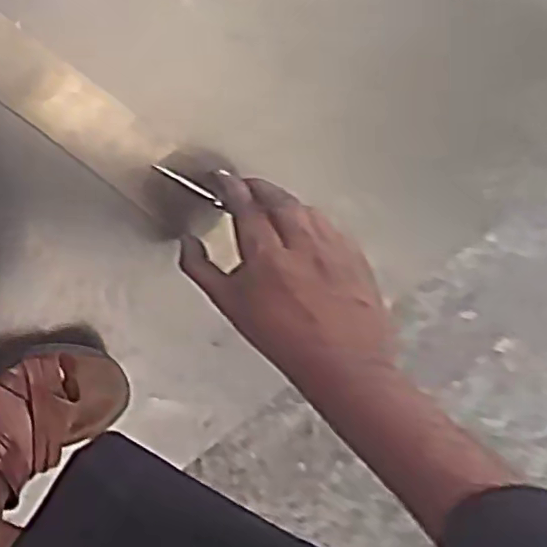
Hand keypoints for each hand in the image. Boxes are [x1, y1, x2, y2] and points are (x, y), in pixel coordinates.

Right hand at [179, 174, 397, 392]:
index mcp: (266, 256)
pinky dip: (313, 219)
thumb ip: (199, 266)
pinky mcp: (358, 264)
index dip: (230, 187)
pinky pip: (333, 229)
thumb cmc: (281, 337)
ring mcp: (335, 255)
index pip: (246, 206)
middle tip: (244, 183)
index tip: (221, 178)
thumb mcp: (227, 302)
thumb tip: (188, 241)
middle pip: (280, 201)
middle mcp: (303, 249)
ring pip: (309, 211)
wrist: (344, 367)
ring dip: (286, 200)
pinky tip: (305, 224)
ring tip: (272, 200)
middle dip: (259, 187)